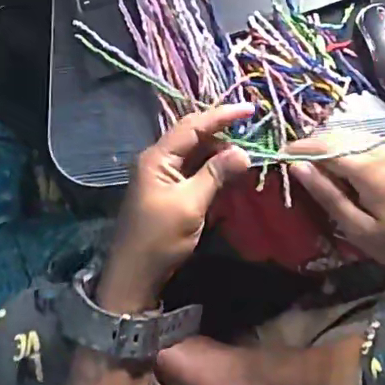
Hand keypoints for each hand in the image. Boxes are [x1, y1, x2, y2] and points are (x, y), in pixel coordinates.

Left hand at [99, 103, 255, 313]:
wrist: (133, 276)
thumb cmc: (160, 238)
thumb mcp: (191, 204)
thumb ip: (216, 174)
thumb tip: (243, 152)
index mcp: (157, 156)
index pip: (193, 126)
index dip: (222, 115)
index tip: (250, 109)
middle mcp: (158, 159)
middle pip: (193, 135)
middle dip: (222, 130)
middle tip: (251, 129)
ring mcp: (162, 174)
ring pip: (195, 152)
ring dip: (219, 151)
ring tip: (246, 151)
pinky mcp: (168, 190)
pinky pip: (193, 169)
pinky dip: (212, 167)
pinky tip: (230, 170)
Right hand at [287, 130, 384, 277]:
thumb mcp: (358, 228)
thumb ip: (326, 194)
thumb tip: (297, 166)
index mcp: (373, 169)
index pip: (327, 148)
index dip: (301, 149)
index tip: (280, 153)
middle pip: (341, 136)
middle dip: (315, 144)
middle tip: (295, 160)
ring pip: (356, 135)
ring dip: (334, 144)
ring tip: (317, 163)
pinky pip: (372, 141)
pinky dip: (353, 147)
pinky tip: (347, 165)